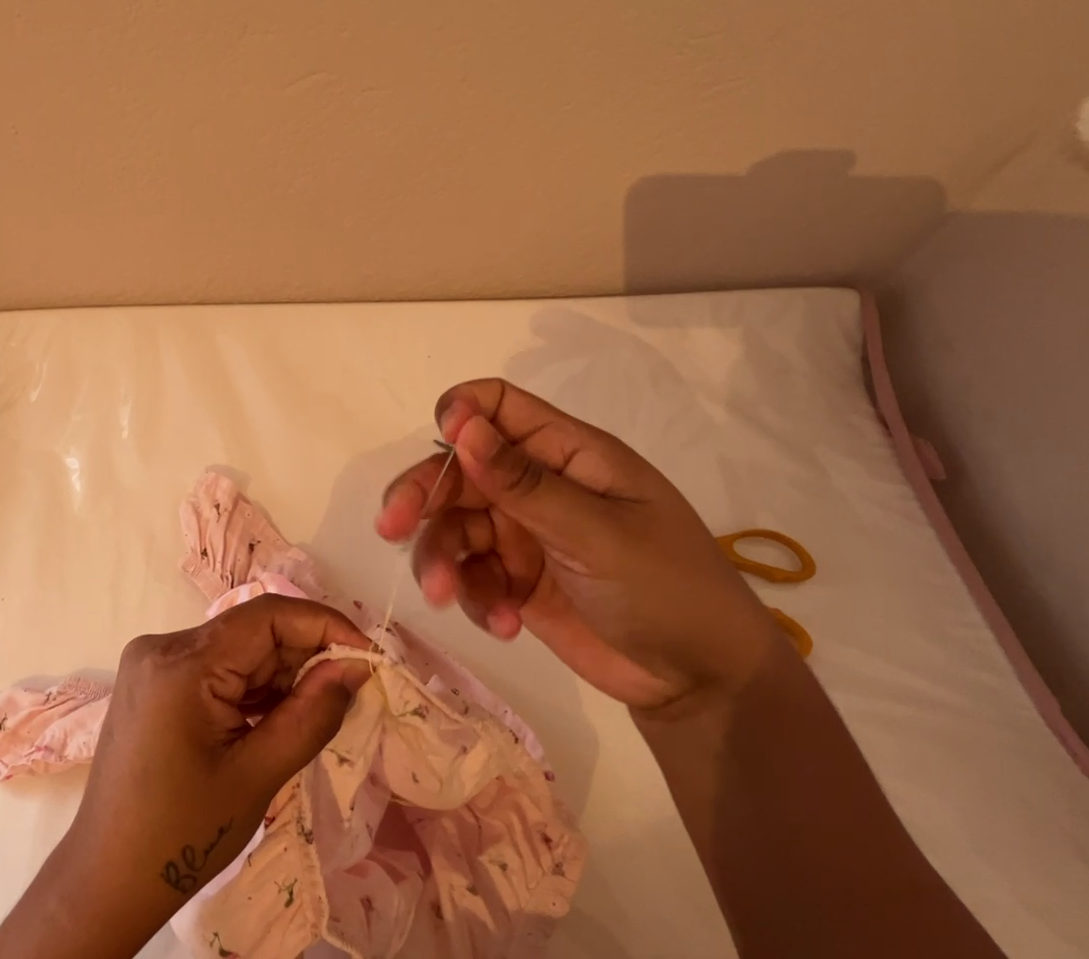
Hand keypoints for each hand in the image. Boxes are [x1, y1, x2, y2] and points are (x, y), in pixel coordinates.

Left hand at [0, 594, 370, 958]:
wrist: (108, 876)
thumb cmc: (184, 832)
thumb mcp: (259, 774)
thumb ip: (312, 713)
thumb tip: (355, 667)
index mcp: (182, 662)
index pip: (267, 615)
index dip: (324, 625)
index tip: (369, 657)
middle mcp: (162, 646)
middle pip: (251, 631)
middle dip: (304, 658)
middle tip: (348, 697)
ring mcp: (152, 663)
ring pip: (236, 650)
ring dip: (279, 678)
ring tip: (307, 721)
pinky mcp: (152, 683)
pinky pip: (215, 669)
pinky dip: (250, 690)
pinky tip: (270, 724)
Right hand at [375, 378, 779, 713]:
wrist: (698, 680)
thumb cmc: (666, 587)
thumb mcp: (597, 533)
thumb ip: (524, 483)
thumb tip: (461, 425)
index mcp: (567, 454)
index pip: (498, 408)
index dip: (461, 414)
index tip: (441, 444)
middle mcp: (536, 487)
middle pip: (457, 472)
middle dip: (422, 498)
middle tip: (390, 528)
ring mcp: (522, 535)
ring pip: (452, 528)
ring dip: (441, 559)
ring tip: (446, 597)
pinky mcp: (513, 581)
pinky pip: (469, 576)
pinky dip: (473, 598)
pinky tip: (504, 624)